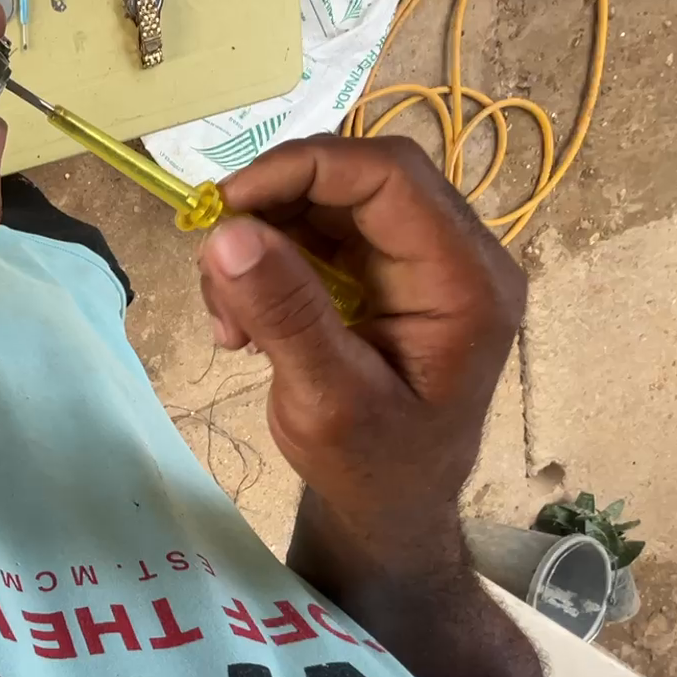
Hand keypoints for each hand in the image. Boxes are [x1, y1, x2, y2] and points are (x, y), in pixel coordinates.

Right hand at [196, 135, 534, 676]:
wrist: (387, 507)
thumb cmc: (371, 466)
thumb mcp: (326, 399)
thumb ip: (284, 313)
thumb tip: (226, 232)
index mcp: (462, 280)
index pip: (387, 176)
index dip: (301, 169)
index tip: (223, 206)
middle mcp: (447, 256)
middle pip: (354, 178)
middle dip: (272, 206)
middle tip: (214, 254)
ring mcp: (410, 266)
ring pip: (322, 206)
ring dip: (258, 244)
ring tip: (228, 320)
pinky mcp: (375, 280)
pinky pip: (310, 240)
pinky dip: (261, 267)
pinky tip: (241, 324)